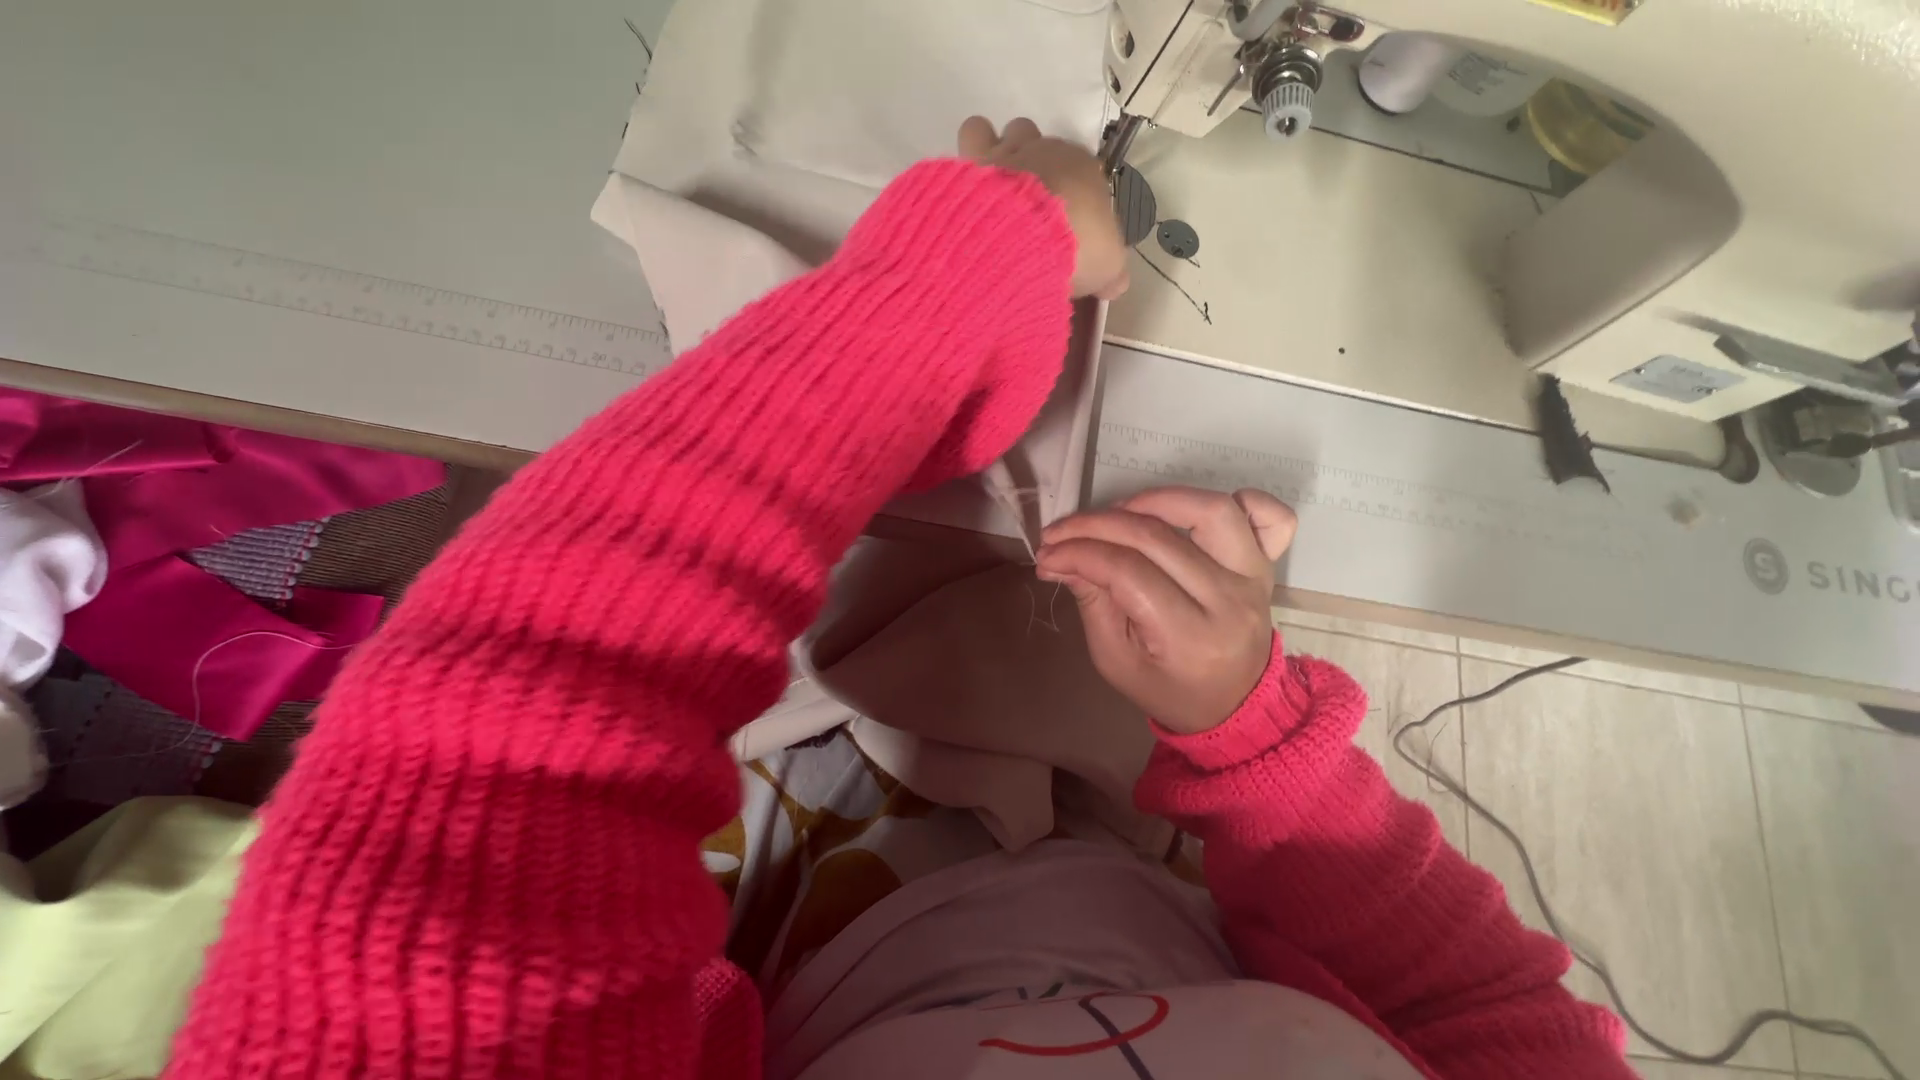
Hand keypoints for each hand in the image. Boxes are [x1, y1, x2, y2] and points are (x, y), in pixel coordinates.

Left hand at [958, 116, 1129, 300]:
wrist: (1025, 240)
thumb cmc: (1078, 246)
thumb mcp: (1108, 267)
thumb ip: (1110, 272)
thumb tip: (1113, 285)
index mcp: (1078, 165)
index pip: (1073, 165)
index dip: (1066, 188)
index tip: (1059, 221)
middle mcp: (1037, 150)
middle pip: (1026, 136)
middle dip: (1020, 161)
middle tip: (1017, 203)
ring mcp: (997, 157)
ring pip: (984, 132)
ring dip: (983, 153)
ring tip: (982, 194)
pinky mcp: (962, 172)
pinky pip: (956, 160)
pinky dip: (957, 179)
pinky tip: (958, 207)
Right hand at [1035, 487, 1296, 733]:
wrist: (1234, 708)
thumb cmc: (1168, 690)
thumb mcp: (1116, 661)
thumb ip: (1092, 604)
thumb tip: (1059, 556)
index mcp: (1188, 638)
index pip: (1127, 572)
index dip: (1079, 552)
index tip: (1047, 553)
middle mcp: (1228, 601)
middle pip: (1157, 537)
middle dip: (1096, 525)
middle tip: (1061, 533)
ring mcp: (1254, 579)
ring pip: (1212, 512)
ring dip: (1157, 499)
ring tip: (1119, 511)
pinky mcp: (1267, 567)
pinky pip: (1273, 520)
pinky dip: (1243, 500)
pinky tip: (1196, 509)